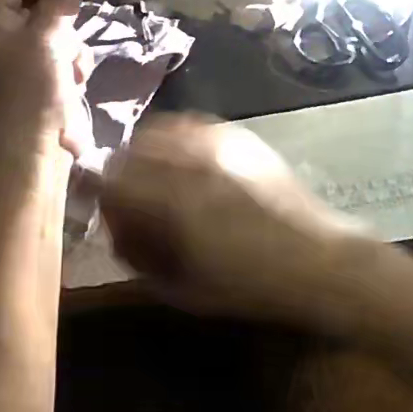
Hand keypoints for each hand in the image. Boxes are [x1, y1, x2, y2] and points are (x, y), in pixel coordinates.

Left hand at [0, 0, 93, 163]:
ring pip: (58, 34)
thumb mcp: (49, 36)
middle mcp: (1, 38)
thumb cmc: (32, 88)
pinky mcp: (41, 83)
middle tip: (69, 39)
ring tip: (73, 71)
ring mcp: (22, 62)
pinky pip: (63, 60)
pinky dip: (72, 68)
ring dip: (73, 48)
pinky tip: (75, 83)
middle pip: (40, 7)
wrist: (33, 152)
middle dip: (64, 23)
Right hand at [99, 114, 367, 325]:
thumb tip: (115, 232)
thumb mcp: (184, 286)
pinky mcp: (239, 136)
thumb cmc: (249, 285)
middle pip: (129, 150)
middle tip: (127, 197)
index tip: (93, 202)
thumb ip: (139, 256)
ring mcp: (217, 143)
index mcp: (173, 202)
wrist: (319, 261)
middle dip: (120, 173)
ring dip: (146, 154)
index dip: (93, 189)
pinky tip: (185, 164)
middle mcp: (191, 162)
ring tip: (155, 178)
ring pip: (157, 131)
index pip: (110, 178)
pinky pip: (190, 125)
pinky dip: (176, 141)